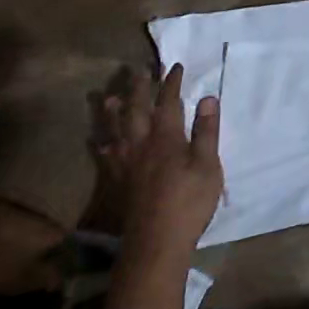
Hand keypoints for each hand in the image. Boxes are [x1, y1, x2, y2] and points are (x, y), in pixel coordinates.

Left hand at [97, 63, 222, 256]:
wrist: (156, 243)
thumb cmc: (189, 201)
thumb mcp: (208, 164)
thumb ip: (206, 131)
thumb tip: (208, 98)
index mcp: (166, 139)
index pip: (168, 104)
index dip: (171, 84)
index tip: (174, 66)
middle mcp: (142, 147)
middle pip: (136, 112)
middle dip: (139, 90)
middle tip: (138, 71)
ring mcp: (127, 166)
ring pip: (116, 133)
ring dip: (113, 113)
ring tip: (108, 98)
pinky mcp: (119, 184)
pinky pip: (106, 159)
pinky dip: (102, 147)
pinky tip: (100, 144)